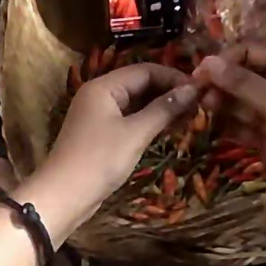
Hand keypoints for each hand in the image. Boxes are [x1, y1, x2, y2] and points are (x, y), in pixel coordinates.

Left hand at [22, 62, 197, 234]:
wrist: (65, 195)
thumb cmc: (100, 160)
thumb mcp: (136, 133)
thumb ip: (164, 109)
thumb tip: (192, 90)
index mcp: (104, 86)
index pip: (145, 70)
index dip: (174, 77)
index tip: (201, 89)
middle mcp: (100, 95)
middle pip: (140, 84)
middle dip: (169, 92)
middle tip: (199, 104)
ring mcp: (99, 115)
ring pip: (136, 103)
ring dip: (161, 107)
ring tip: (190, 116)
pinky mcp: (101, 134)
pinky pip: (130, 119)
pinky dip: (149, 121)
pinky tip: (169, 129)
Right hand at [193, 44, 265, 224]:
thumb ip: (243, 84)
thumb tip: (207, 62)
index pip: (250, 51)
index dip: (224, 60)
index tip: (199, 75)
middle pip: (241, 76)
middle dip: (219, 83)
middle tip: (195, 97)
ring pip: (239, 101)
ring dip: (220, 104)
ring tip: (201, 111)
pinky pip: (242, 125)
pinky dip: (227, 125)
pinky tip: (210, 128)